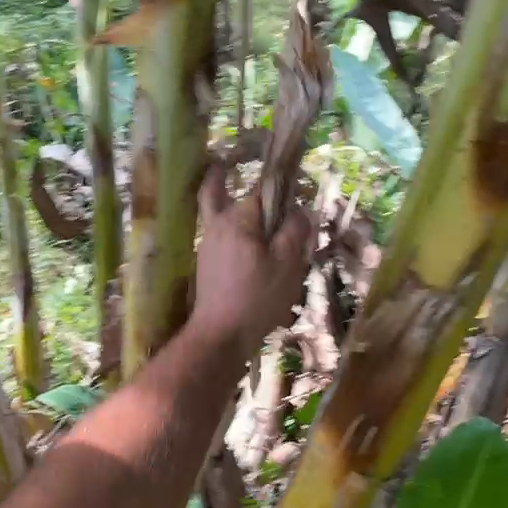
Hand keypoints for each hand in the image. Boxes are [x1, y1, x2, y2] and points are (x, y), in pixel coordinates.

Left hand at [189, 166, 315, 347]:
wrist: (219, 335)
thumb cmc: (256, 297)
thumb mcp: (287, 263)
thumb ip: (295, 231)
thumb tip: (301, 209)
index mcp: (238, 218)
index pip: (263, 189)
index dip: (282, 187)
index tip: (299, 187)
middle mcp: (217, 225)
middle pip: (230, 195)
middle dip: (242, 187)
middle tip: (246, 172)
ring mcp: (208, 245)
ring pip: (220, 214)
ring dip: (234, 205)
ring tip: (248, 201)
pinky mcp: (206, 264)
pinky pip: (220, 235)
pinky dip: (232, 229)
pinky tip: (249, 242)